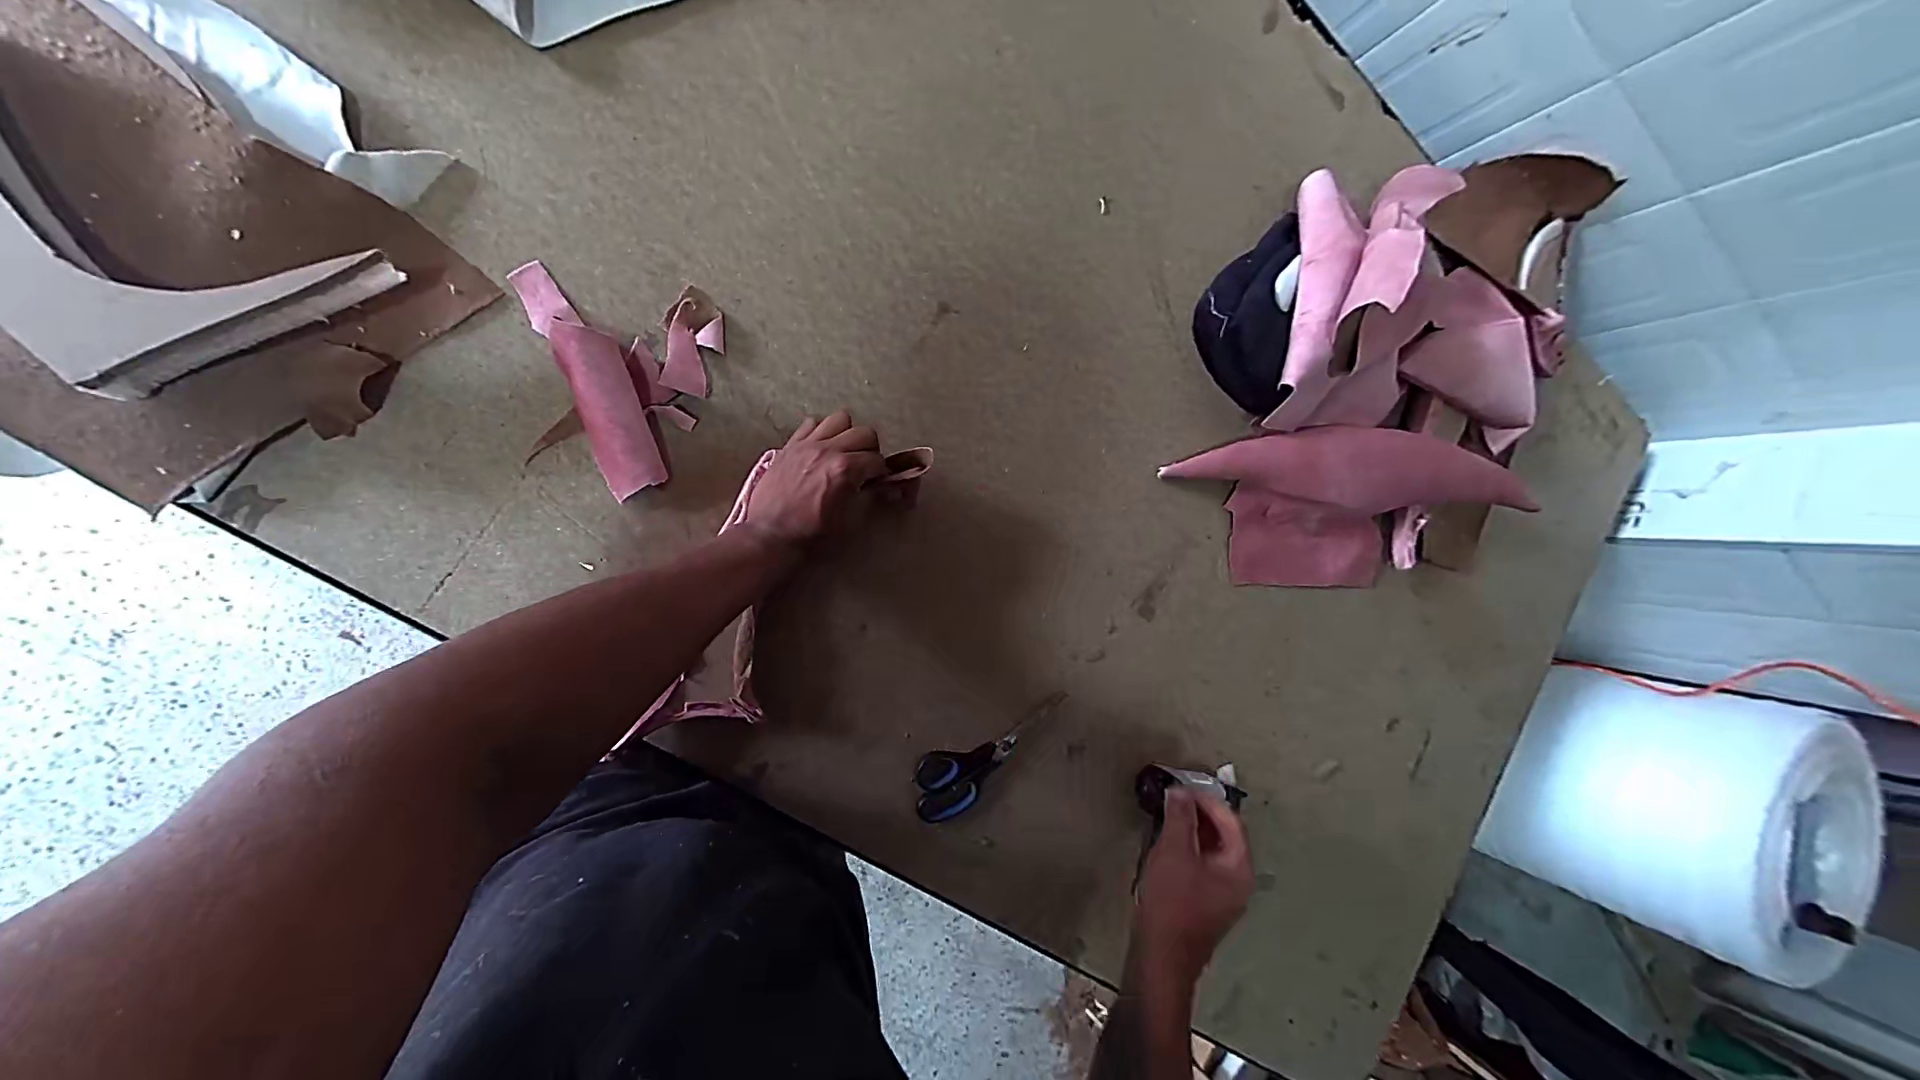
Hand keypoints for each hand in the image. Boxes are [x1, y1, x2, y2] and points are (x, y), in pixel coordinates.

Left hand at [744, 410, 890, 548]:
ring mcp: (807, 445)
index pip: (878, 460)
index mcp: (846, 469)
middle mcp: (828, 450)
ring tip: (844, 453)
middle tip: (865, 469)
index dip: (882, 473)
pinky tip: (822, 450)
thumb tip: (894, 489)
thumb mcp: (852, 521)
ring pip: (839, 420)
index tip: (878, 483)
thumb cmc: (813, 535)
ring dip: (847, 434)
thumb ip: (874, 498)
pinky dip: (822, 432)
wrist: (771, 538)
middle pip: (864, 433)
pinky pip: (811, 424)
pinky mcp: (790, 447)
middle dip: (870, 451)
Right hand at [1133, 788, 1253, 983]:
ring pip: (1210, 849)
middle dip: (1199, 811)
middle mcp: (1237, 880)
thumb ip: (1179, 816)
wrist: (1161, 954)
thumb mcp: (1173, 850)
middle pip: (1223, 834)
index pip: (1231, 820)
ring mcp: (1222, 893)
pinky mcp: (1205, 901)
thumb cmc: (1172, 902)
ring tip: (1167, 813)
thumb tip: (1180, 791)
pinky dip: (1187, 846)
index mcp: (1239, 867)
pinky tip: (1166, 842)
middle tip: (1173, 796)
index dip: (1207, 799)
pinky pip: (1201, 863)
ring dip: (1191, 828)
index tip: (1181, 785)